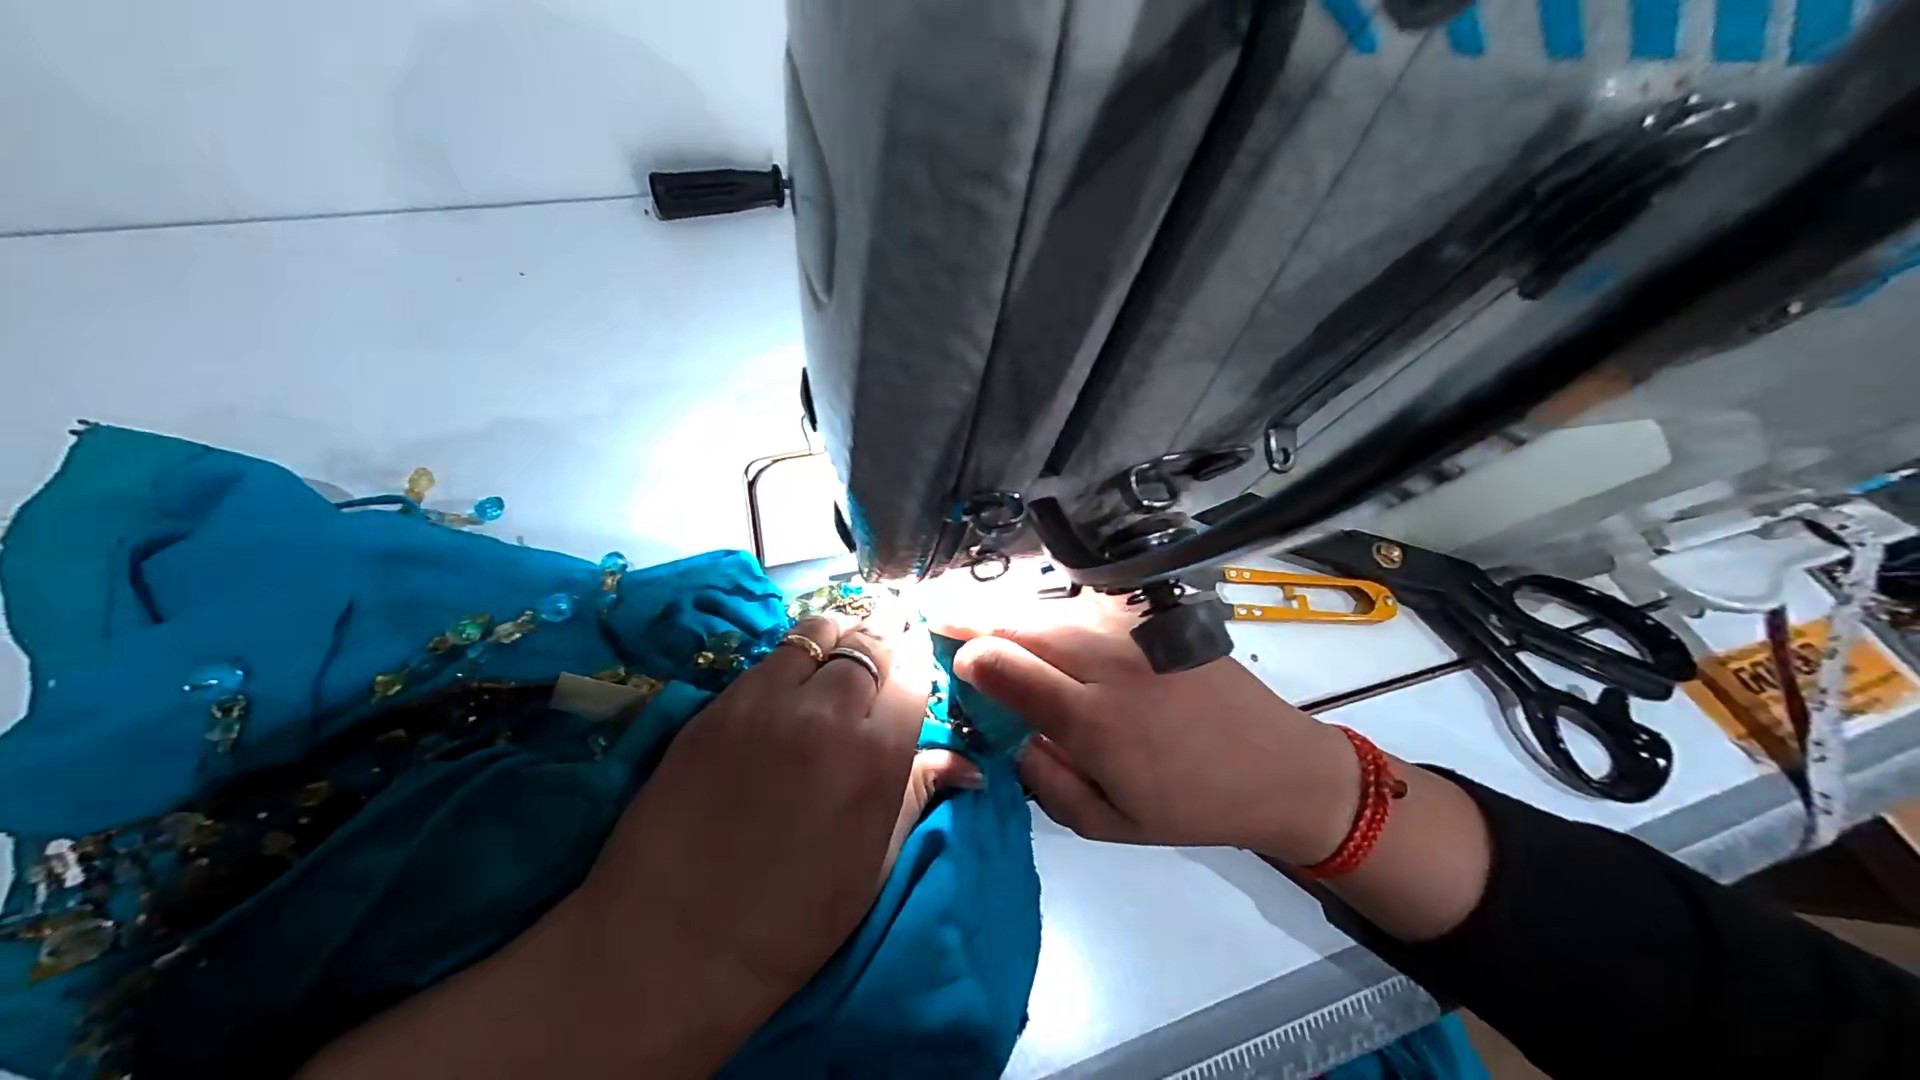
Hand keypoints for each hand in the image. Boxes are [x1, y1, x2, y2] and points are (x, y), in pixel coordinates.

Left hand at [583, 609, 977, 1000]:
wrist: (673, 943)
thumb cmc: (792, 920)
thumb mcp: (874, 863)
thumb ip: (918, 793)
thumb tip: (968, 764)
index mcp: (875, 757)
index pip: (912, 676)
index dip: (917, 668)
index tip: (913, 672)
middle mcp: (825, 713)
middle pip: (868, 644)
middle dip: (884, 642)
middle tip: (884, 648)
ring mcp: (764, 702)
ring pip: (817, 632)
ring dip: (838, 636)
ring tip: (840, 651)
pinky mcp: (717, 704)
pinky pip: (769, 658)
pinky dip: (793, 656)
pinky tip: (791, 678)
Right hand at [929, 579, 1358, 864]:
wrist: (1278, 766)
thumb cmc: (1190, 804)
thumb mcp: (1108, 823)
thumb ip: (1043, 780)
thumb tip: (1006, 733)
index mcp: (1091, 719)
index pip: (1002, 665)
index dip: (965, 656)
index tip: (951, 662)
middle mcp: (1105, 662)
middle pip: (1016, 623)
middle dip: (969, 617)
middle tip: (936, 615)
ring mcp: (1130, 631)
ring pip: (1046, 609)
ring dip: (1005, 612)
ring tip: (976, 617)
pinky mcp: (1152, 616)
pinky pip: (1081, 608)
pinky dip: (1046, 612)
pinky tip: (1038, 624)